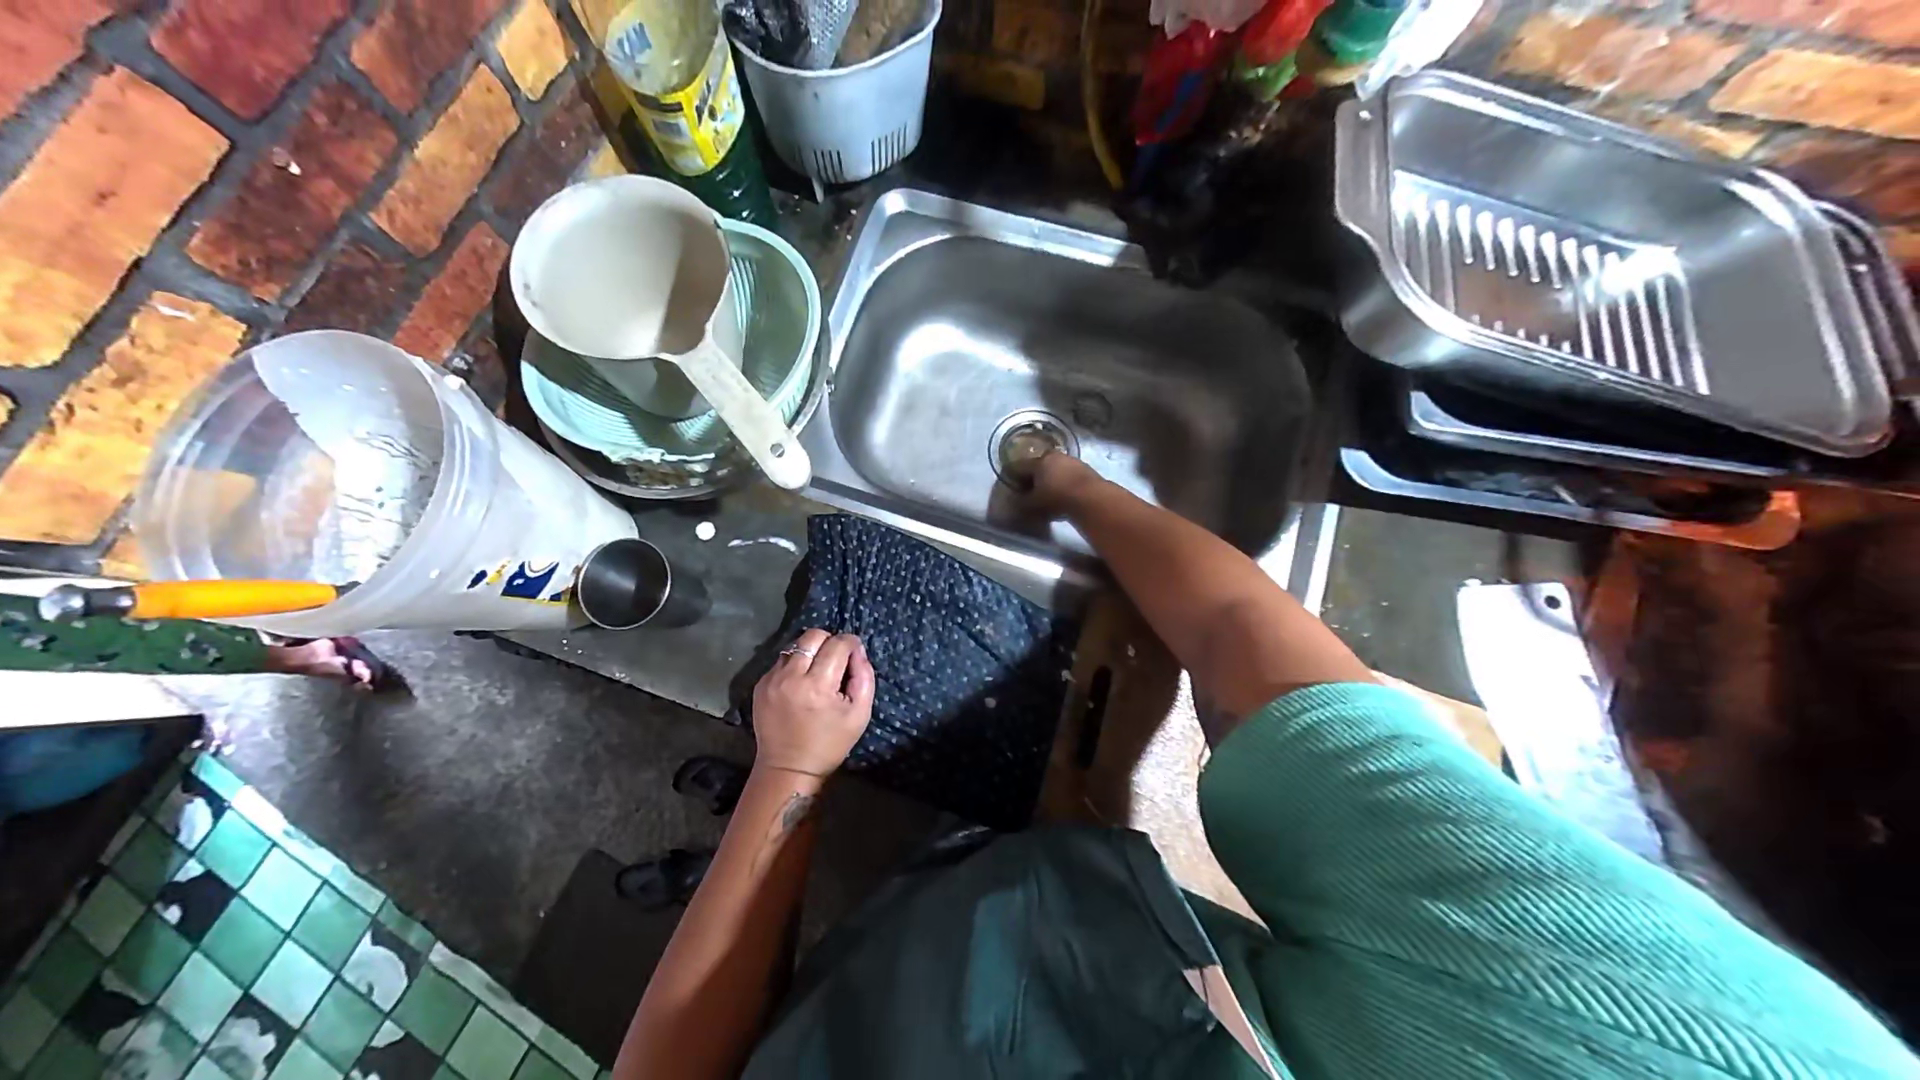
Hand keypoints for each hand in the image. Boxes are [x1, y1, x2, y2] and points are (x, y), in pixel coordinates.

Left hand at [752, 628, 874, 777]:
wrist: (788, 769)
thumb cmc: (829, 744)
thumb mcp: (859, 714)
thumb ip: (864, 677)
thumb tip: (858, 651)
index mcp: (818, 685)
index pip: (837, 644)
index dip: (851, 643)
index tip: (855, 653)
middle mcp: (791, 677)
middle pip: (812, 636)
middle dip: (829, 641)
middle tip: (836, 659)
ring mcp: (772, 680)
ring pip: (795, 646)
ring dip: (810, 652)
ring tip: (816, 671)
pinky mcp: (760, 685)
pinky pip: (781, 662)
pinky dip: (794, 665)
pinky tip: (800, 684)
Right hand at [1023, 451, 1101, 517]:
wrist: (1091, 498)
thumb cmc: (1057, 499)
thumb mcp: (1034, 504)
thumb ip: (1022, 501)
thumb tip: (1016, 499)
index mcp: (1038, 462)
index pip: (1021, 466)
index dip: (1015, 476)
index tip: (1016, 486)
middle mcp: (1054, 456)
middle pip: (1040, 463)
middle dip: (1035, 474)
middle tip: (1033, 487)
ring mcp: (1071, 460)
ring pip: (1056, 466)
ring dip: (1052, 476)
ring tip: (1051, 490)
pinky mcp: (1085, 467)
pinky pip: (1069, 472)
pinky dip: (1065, 479)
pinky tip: (1066, 490)